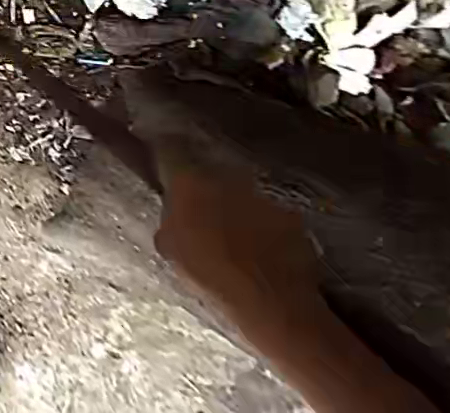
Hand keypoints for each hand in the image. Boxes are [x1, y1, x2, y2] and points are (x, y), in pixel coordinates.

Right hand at [155, 150, 323, 326]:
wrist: (273, 303)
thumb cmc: (206, 269)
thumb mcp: (168, 240)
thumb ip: (170, 214)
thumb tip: (175, 208)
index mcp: (188, 178)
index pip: (168, 145)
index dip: (161, 145)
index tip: (153, 146)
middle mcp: (227, 177)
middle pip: (210, 164)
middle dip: (202, 172)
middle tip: (195, 186)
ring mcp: (266, 197)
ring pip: (241, 186)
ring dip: (233, 194)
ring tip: (229, 213)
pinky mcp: (296, 220)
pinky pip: (269, 209)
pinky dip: (261, 217)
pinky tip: (256, 234)